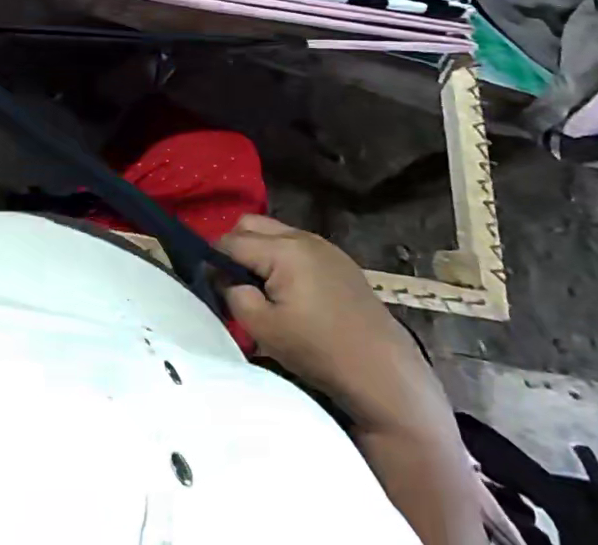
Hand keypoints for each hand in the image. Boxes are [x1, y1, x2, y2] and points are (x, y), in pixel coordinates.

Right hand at [218, 214, 435, 428]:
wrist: (385, 373)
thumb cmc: (319, 350)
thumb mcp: (261, 327)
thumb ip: (231, 293)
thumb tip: (221, 275)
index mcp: (282, 249)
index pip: (229, 240)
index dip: (213, 261)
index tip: (212, 286)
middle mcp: (302, 236)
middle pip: (249, 225)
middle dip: (234, 247)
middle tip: (235, 283)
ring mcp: (324, 246)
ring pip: (273, 232)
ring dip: (258, 252)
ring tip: (262, 289)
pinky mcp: (339, 260)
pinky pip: (296, 245)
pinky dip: (282, 258)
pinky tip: (290, 292)